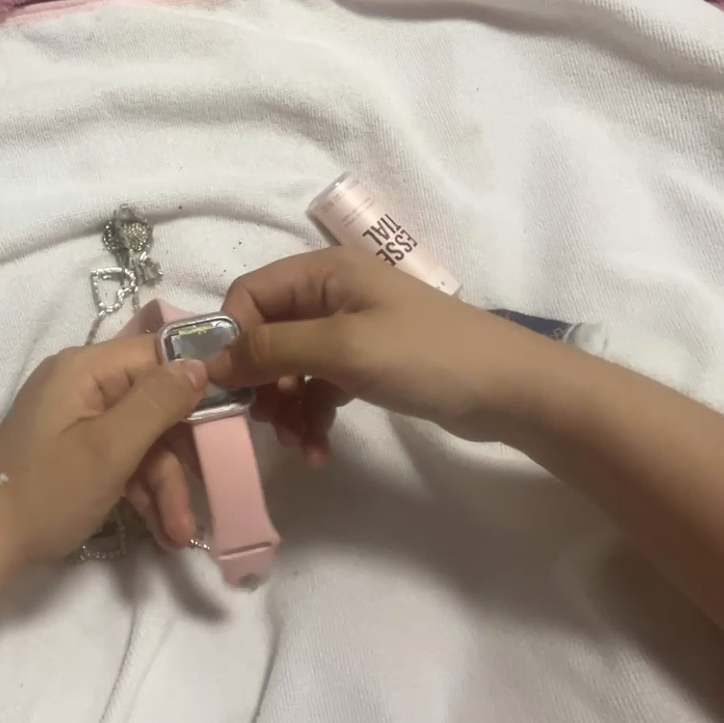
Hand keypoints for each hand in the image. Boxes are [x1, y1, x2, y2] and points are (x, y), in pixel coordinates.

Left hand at [0, 334, 208, 567]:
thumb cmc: (46, 491)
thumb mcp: (109, 449)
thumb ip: (157, 403)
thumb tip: (200, 363)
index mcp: (85, 368)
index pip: (156, 354)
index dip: (195, 380)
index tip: (231, 414)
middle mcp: (81, 383)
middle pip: (152, 402)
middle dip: (180, 454)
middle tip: (207, 493)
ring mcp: (76, 417)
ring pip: (141, 437)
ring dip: (164, 484)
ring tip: (180, 533)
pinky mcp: (74, 448)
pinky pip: (120, 456)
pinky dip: (141, 489)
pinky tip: (162, 530)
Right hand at [210, 247, 570, 455]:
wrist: (512, 391)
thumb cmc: (424, 356)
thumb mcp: (342, 348)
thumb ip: (273, 349)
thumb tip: (211, 361)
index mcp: (322, 272)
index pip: (250, 294)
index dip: (231, 337)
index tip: (225, 386)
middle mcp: (330, 294)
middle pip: (267, 333)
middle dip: (260, 380)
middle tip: (263, 422)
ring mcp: (349, 329)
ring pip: (291, 365)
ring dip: (285, 405)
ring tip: (296, 443)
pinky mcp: (365, 362)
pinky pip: (319, 385)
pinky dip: (312, 415)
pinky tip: (318, 450)